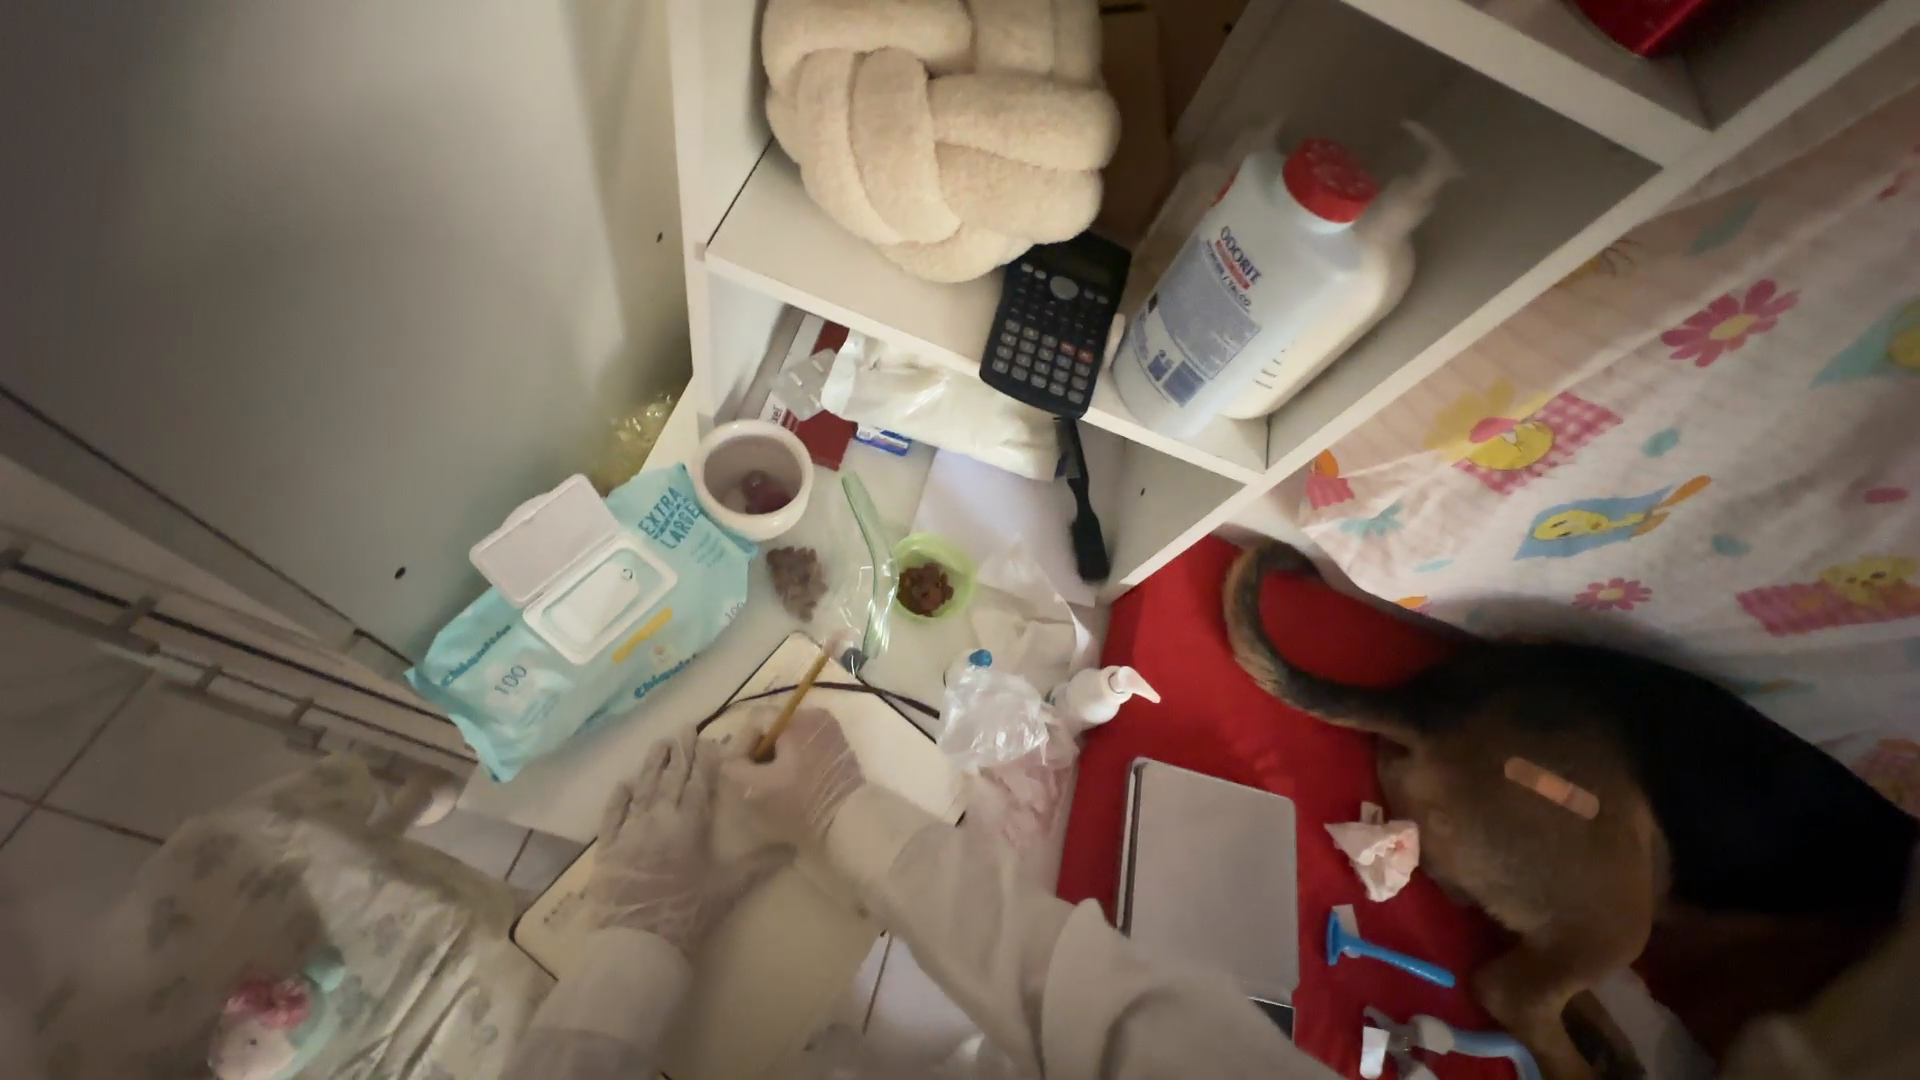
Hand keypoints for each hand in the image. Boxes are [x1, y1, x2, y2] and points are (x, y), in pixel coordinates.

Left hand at [585, 730, 788, 955]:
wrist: (635, 945)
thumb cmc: (686, 914)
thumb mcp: (727, 890)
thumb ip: (759, 866)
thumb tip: (793, 849)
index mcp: (687, 826)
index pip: (697, 784)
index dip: (703, 760)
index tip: (707, 738)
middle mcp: (657, 821)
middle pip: (670, 780)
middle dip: (679, 753)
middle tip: (683, 728)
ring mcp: (628, 834)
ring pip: (642, 791)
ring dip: (651, 767)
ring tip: (658, 744)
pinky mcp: (607, 852)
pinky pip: (612, 818)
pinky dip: (618, 799)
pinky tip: (623, 784)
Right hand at [719, 707, 863, 845]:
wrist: (849, 820)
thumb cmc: (800, 803)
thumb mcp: (755, 789)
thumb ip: (733, 768)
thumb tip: (731, 760)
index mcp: (797, 719)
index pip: (756, 720)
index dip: (742, 745)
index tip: (741, 772)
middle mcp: (817, 715)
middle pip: (775, 726)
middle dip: (760, 751)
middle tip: (755, 778)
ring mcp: (831, 730)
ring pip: (791, 736)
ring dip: (777, 756)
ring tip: (773, 783)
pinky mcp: (839, 746)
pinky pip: (807, 744)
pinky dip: (795, 758)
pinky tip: (793, 782)